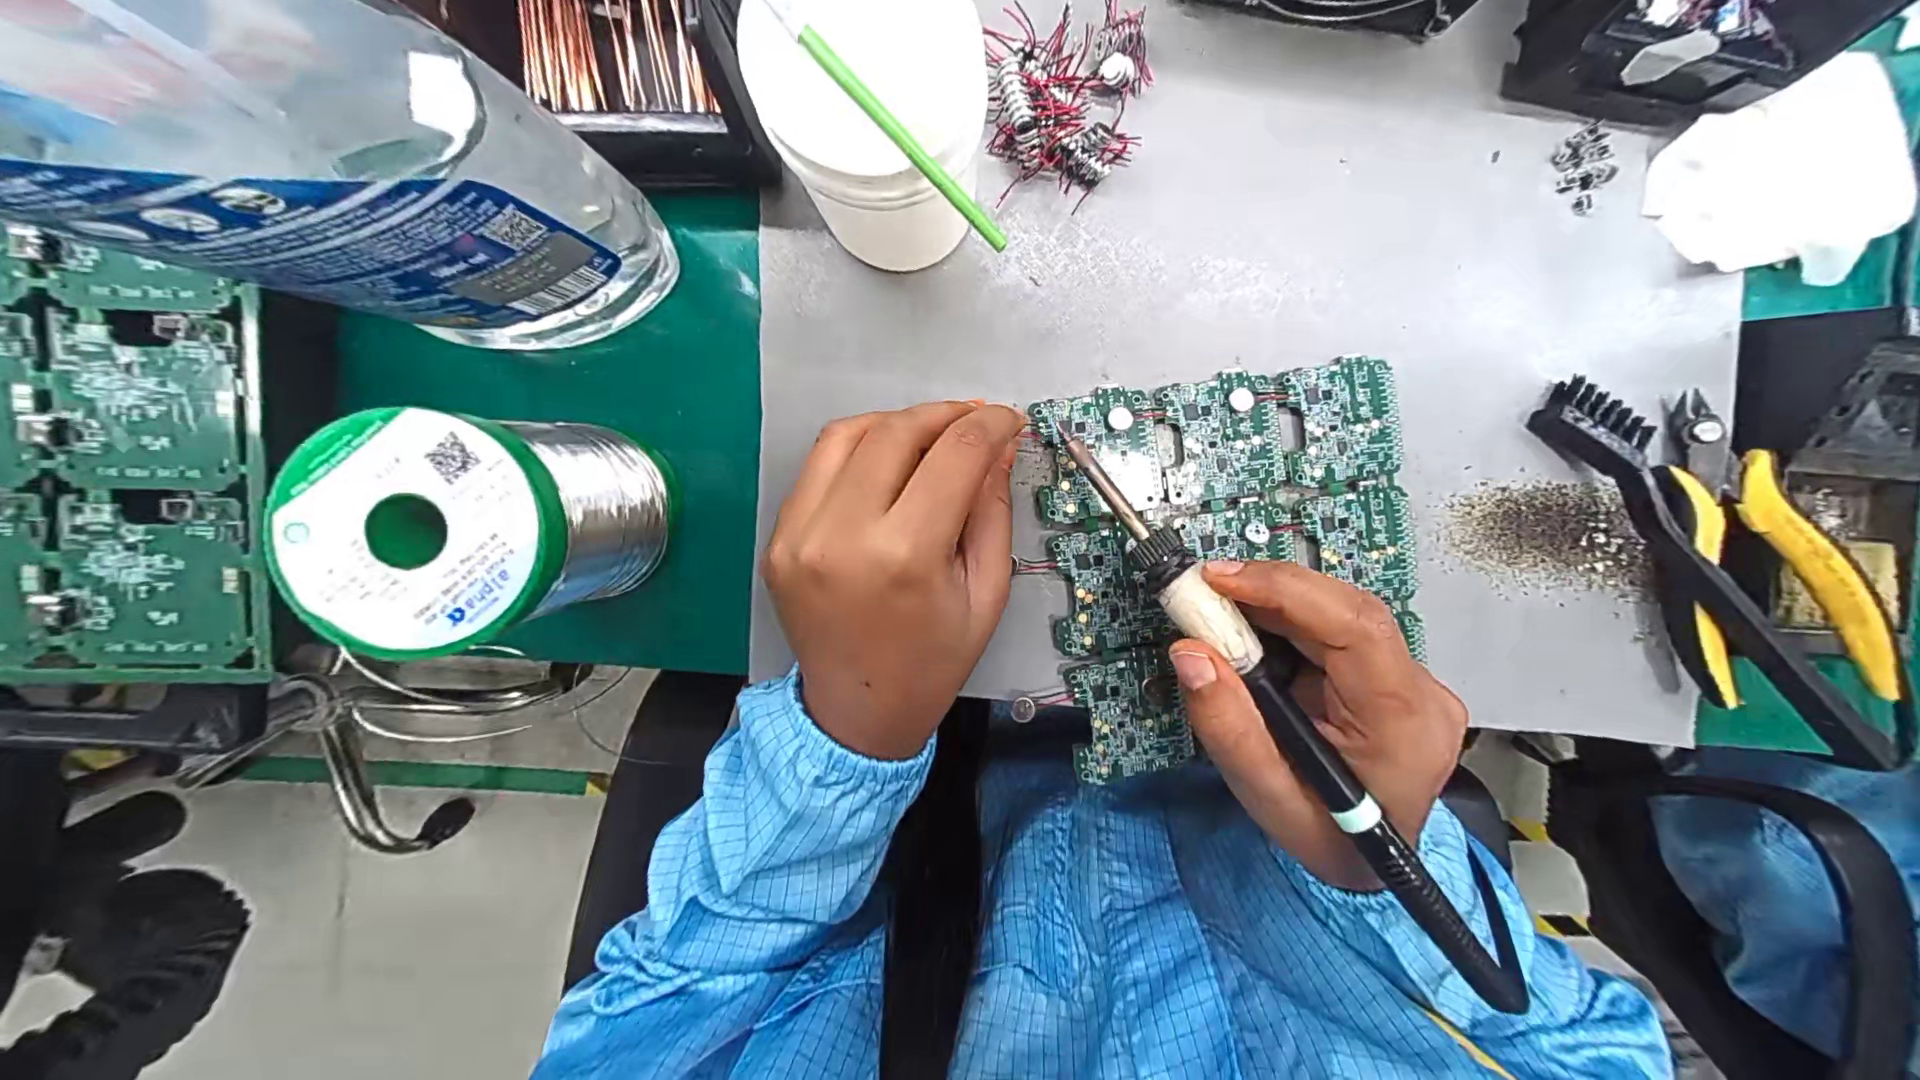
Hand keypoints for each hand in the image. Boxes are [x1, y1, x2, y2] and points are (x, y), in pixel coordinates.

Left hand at [764, 402, 1026, 759]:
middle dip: (945, 415)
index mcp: (905, 557)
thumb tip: (998, 447)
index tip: (1008, 420)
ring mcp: (798, 535)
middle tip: (974, 421)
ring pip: (847, 434)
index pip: (955, 456)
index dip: (990, 425)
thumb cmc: (933, 662)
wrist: (858, 713)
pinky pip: (817, 467)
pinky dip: (857, 450)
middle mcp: (843, 535)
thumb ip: (993, 511)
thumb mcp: (987, 593)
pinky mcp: (777, 539)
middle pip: (896, 432)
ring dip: (897, 422)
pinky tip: (885, 464)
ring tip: (930, 435)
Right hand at [1169, 560, 1467, 890]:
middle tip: (1203, 592)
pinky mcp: (1391, 676)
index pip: (1355, 626)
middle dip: (1267, 592)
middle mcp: (1422, 692)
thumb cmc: (1325, 836)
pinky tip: (1248, 629)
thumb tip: (1189, 653)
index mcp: (1403, 722)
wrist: (1367, 863)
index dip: (1285, 589)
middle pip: (1344, 611)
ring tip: (1217, 611)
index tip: (1219, 579)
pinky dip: (1283, 620)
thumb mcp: (1265, 793)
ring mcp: (1412, 682)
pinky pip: (1334, 628)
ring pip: (1337, 613)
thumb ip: (1227, 725)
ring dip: (1271, 604)